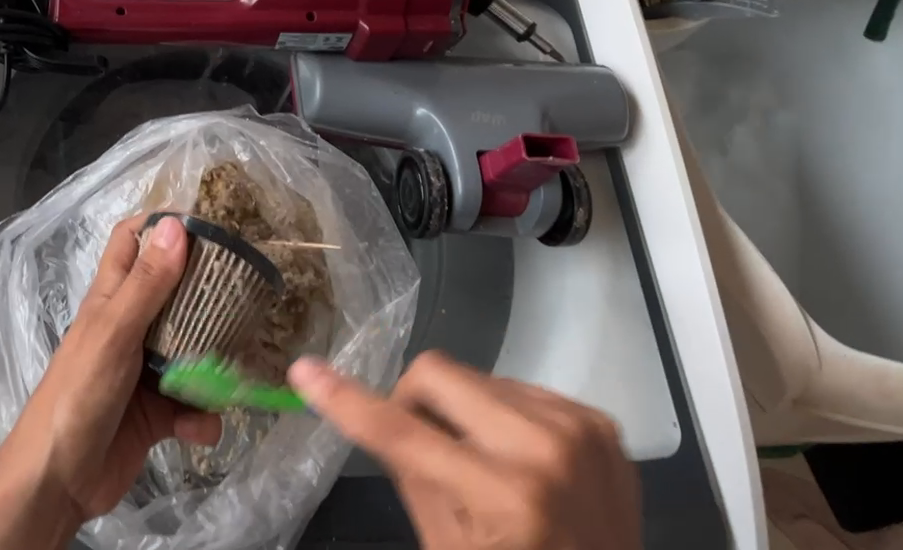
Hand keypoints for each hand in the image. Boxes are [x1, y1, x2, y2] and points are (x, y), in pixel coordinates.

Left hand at [0, 215, 222, 519]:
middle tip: (248, 290)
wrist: (57, 483)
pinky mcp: (157, 413)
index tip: (210, 221)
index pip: (133, 241)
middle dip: (208, 292)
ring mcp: (144, 369)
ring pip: (192, 349)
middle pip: (175, 292)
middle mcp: (130, 325)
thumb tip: (176, 226)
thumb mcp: (113, 332)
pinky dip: (202, 416)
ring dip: (213, 364)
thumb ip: (146, 284)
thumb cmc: (78, 394)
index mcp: (112, 297)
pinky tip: (202, 428)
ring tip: (236, 370)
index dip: (164, 224)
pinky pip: (192, 404)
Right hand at [288, 352, 638, 549]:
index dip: (348, 401)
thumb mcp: (446, 545)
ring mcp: (577, 429)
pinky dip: (502, 416)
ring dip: (463, 410)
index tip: (305, 372)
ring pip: (475, 376)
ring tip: (483, 459)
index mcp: (504, 497)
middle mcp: (543, 450)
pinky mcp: (596, 420)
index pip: (402, 432)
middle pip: (436, 371)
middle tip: (421, 439)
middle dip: (414, 400)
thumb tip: (362, 406)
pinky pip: (518, 388)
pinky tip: (519, 457)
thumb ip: (409, 469)